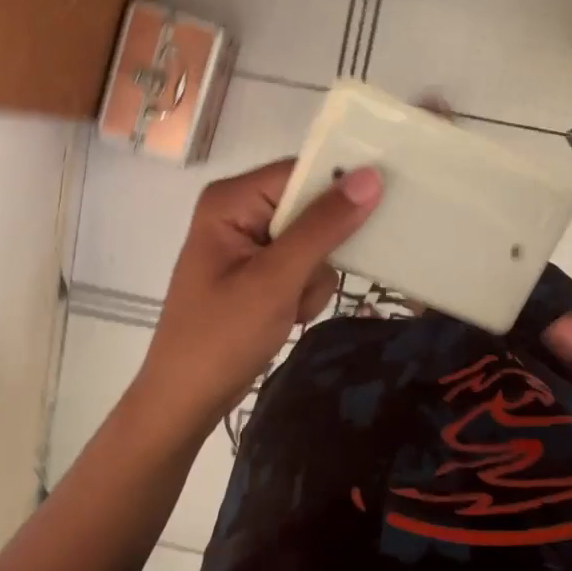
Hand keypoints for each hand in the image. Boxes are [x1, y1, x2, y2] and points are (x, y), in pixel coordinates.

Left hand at [139, 158, 382, 422]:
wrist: (187, 399)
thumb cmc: (222, 337)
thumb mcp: (276, 280)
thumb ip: (323, 227)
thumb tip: (371, 176)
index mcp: (231, 200)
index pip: (300, 172)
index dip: (340, 187)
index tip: (384, 204)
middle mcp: (238, 211)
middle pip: (309, 207)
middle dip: (320, 250)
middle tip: (310, 280)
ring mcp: (247, 244)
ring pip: (313, 243)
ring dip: (313, 279)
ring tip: (290, 308)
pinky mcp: (256, 273)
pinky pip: (301, 268)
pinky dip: (303, 293)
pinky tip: (287, 317)